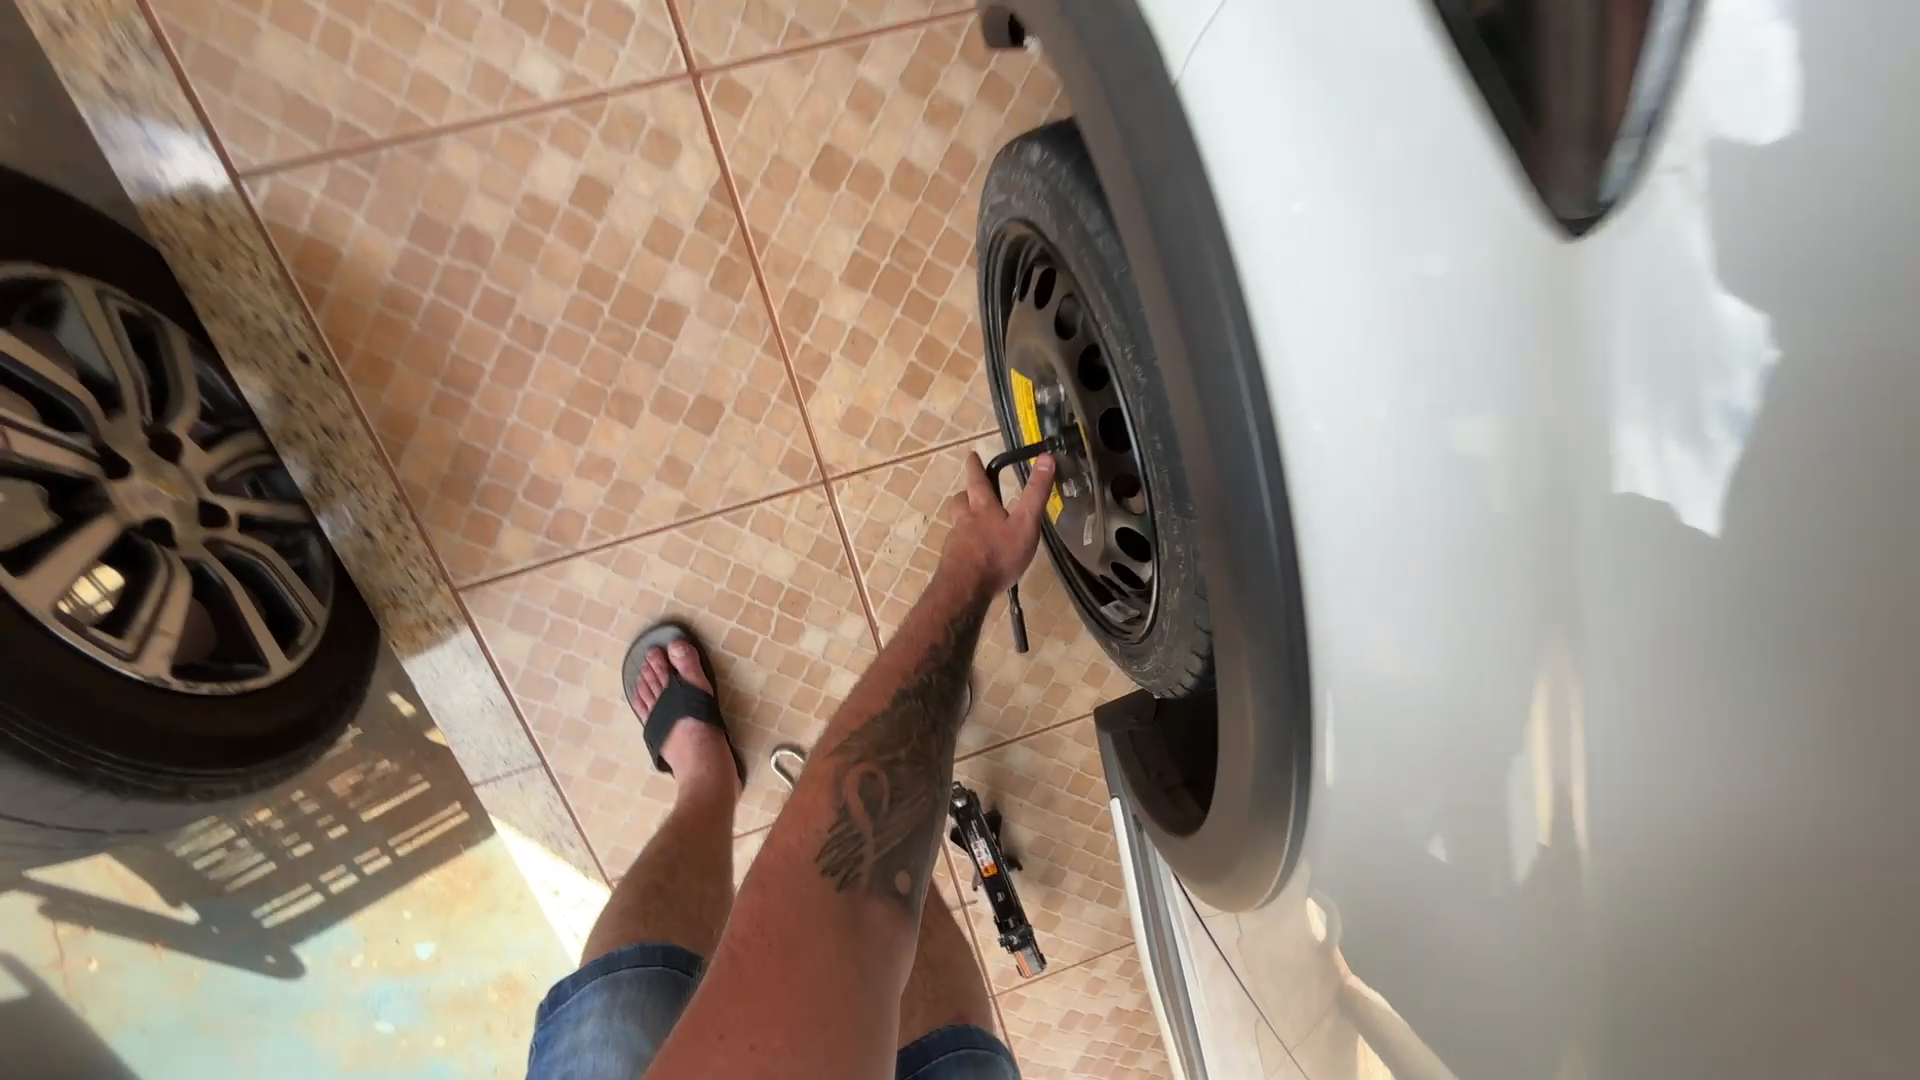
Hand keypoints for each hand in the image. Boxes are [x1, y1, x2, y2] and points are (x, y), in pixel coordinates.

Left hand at [938, 451, 1057, 597]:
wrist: (966, 590)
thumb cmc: (998, 554)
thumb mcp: (1025, 523)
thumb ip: (1036, 494)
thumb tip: (1047, 458)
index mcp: (982, 508)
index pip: (977, 480)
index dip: (975, 467)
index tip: (972, 455)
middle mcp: (964, 521)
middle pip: (960, 501)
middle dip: (966, 494)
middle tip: (972, 493)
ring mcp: (956, 542)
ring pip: (958, 524)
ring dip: (966, 520)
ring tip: (977, 525)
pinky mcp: (954, 562)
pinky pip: (959, 547)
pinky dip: (967, 545)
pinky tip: (977, 555)